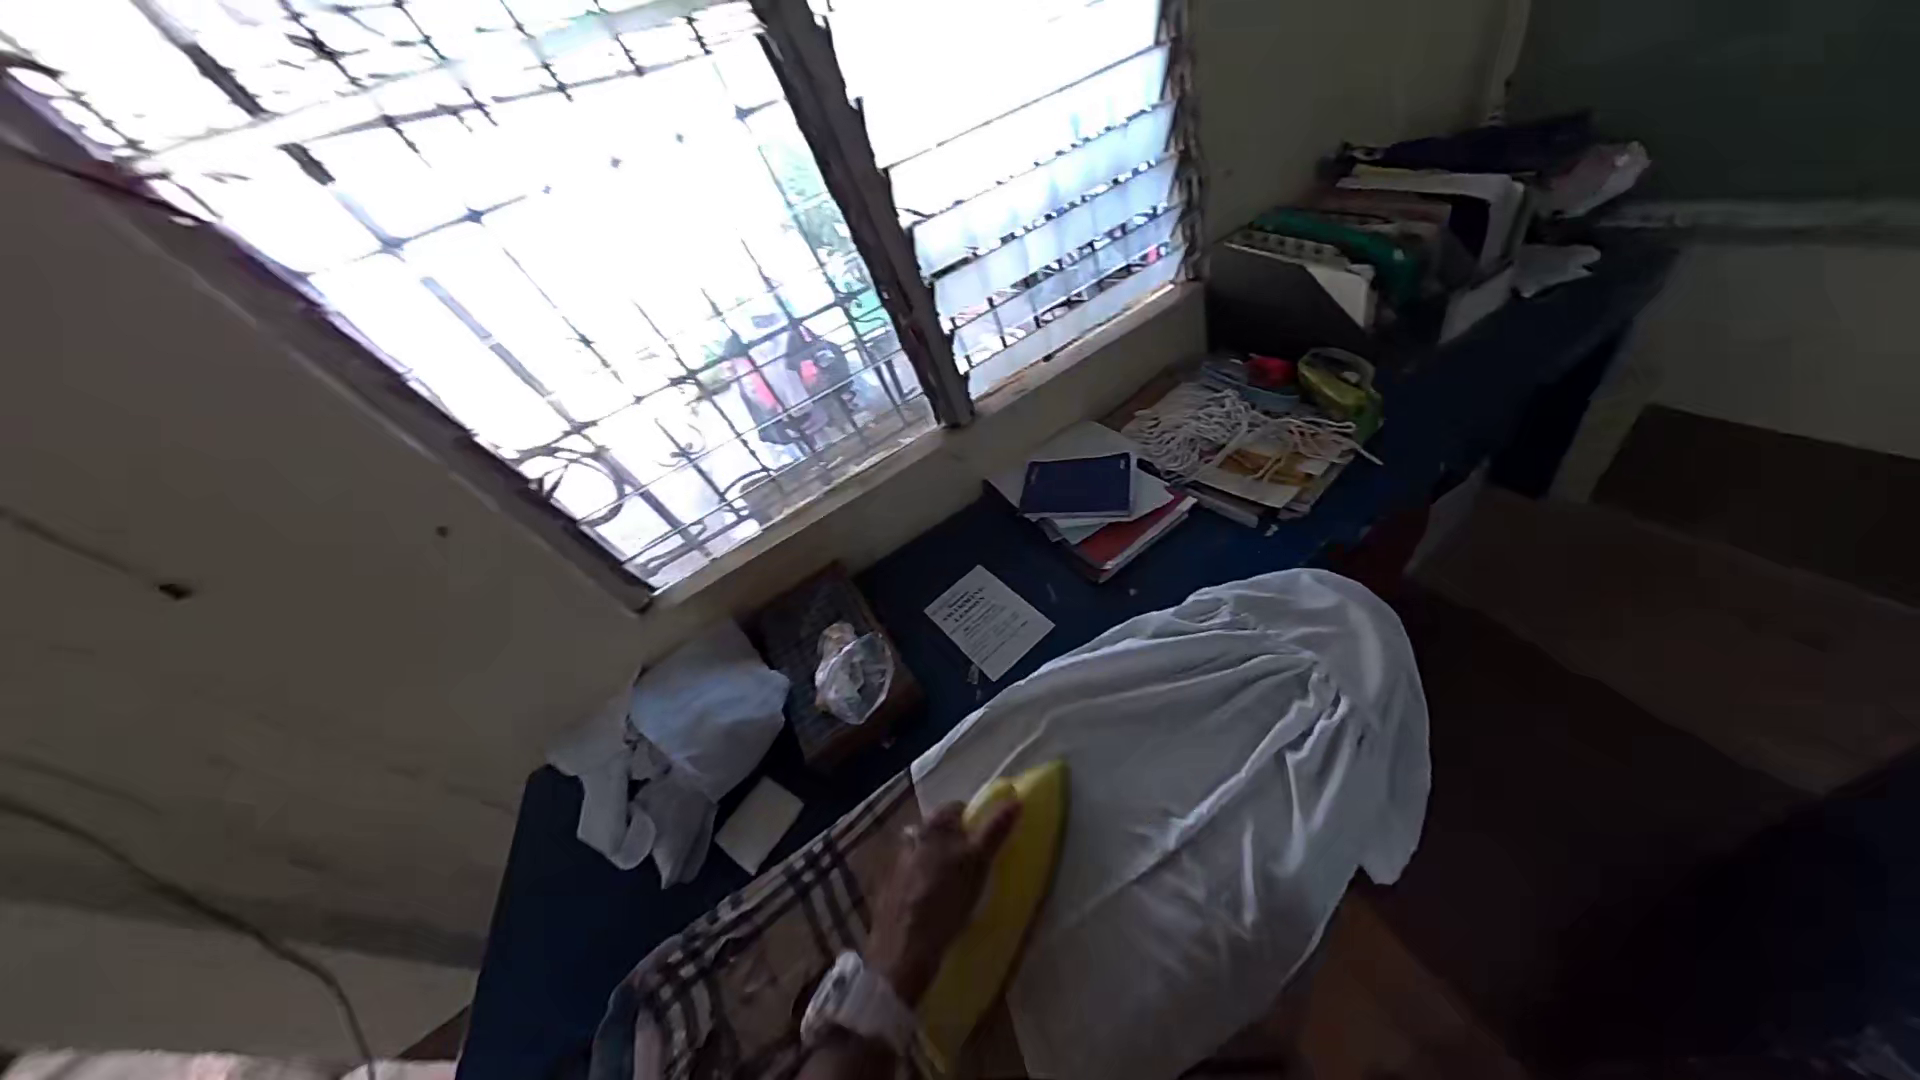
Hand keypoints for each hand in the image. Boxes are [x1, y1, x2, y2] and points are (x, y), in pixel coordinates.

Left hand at [863, 799, 1020, 1004]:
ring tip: (954, 888)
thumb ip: (994, 830)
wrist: (904, 951)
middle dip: (955, 842)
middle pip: (939, 830)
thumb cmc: (946, 901)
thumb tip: (1016, 800)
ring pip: (924, 852)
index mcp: (932, 825)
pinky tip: (933, 904)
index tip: (985, 843)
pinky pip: (911, 876)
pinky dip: (923, 883)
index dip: (973, 821)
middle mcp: (910, 836)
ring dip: (938, 862)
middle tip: (973, 866)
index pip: (956, 808)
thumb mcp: (978, 864)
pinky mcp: (888, 889)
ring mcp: (896, 863)